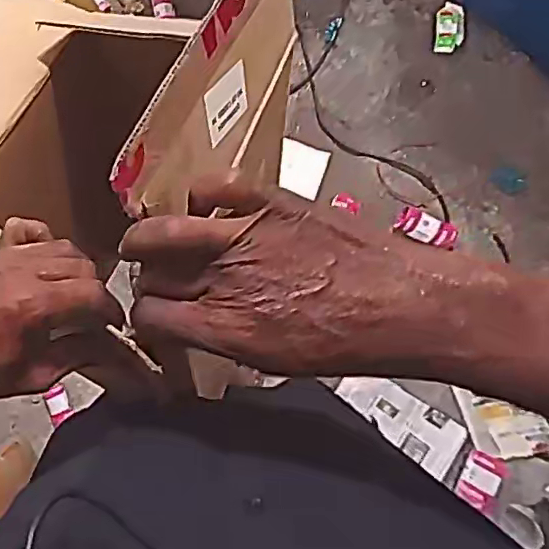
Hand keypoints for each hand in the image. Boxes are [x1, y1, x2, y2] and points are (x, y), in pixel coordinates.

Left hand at [0, 218, 132, 407]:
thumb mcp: (37, 375)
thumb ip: (80, 355)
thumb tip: (111, 346)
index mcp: (32, 306)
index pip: (92, 293)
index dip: (110, 310)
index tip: (113, 324)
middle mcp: (22, 274)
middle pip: (84, 267)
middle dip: (96, 293)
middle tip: (94, 315)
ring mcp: (11, 259)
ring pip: (66, 248)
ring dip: (78, 270)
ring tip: (75, 294)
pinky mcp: (1, 255)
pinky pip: (32, 230)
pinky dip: (47, 240)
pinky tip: (50, 262)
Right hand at [121, 173, 498, 378]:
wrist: (404, 305)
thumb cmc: (347, 343)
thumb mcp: (276, 361)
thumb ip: (224, 340)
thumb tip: (196, 328)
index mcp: (224, 326)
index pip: (150, 317)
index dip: (144, 318)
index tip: (153, 316)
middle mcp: (224, 280)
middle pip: (151, 275)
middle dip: (144, 279)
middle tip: (155, 279)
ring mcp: (243, 236)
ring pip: (162, 230)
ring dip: (147, 238)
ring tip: (151, 238)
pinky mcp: (269, 203)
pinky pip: (214, 187)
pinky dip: (201, 194)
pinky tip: (206, 207)